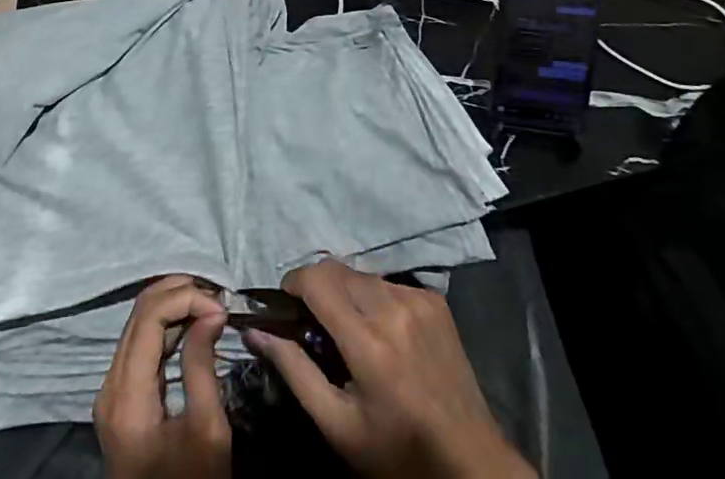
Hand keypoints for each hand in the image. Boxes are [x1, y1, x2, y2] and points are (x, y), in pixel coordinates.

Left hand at [95, 275, 230, 478]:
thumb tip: (212, 312)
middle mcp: (109, 385)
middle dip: (180, 294)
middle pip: (138, 314)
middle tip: (219, 299)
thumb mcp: (207, 429)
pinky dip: (168, 326)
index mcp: (126, 395)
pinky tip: (195, 324)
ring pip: (138, 324)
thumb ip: (202, 366)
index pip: (147, 318)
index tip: (222, 308)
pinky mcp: (121, 395)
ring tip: (213, 307)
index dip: (186, 298)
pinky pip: (140, 344)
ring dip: (175, 306)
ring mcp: (111, 390)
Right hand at [245, 260, 535, 478]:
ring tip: (347, 330)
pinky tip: (381, 332)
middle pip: (339, 270)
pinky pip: (390, 284)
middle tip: (311, 322)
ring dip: (346, 291)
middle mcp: (395, 307)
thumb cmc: (395, 447)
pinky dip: (375, 298)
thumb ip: (295, 371)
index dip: (294, 283)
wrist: (467, 455)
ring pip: (364, 274)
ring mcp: (419, 300)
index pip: (319, 279)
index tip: (285, 304)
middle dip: (317, 287)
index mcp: (368, 340)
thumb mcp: (337, 423)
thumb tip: (257, 333)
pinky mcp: (435, 301)